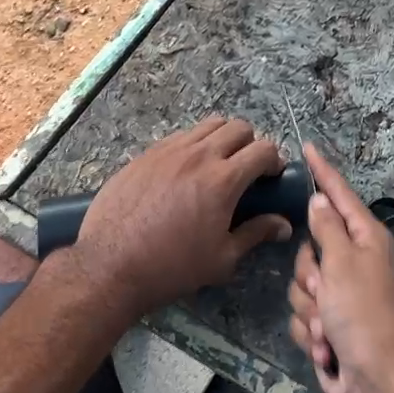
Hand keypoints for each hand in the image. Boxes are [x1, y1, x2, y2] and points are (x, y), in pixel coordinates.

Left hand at [73, 117, 292, 314]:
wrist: (109, 267)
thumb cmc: (171, 267)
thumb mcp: (221, 259)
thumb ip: (255, 234)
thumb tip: (284, 225)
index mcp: (224, 180)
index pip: (264, 149)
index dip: (274, 160)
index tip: (270, 177)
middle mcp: (200, 155)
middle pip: (239, 128)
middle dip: (250, 144)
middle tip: (245, 169)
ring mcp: (170, 150)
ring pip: (208, 125)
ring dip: (222, 138)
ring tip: (216, 164)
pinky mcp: (146, 153)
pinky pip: (180, 136)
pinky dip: (193, 145)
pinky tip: (184, 171)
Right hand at [287, 144, 393, 392]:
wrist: (375, 380)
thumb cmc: (363, 313)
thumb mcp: (342, 263)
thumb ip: (326, 228)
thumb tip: (319, 198)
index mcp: (365, 237)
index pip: (338, 195)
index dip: (322, 171)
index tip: (308, 146)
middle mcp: (354, 259)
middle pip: (310, 246)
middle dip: (309, 273)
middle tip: (324, 290)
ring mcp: (342, 293)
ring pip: (303, 283)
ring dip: (310, 308)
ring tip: (329, 325)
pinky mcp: (330, 323)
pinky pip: (304, 314)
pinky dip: (311, 332)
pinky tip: (327, 346)